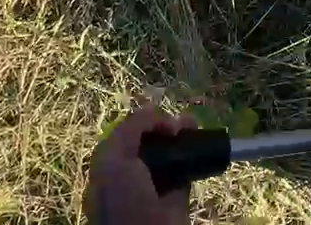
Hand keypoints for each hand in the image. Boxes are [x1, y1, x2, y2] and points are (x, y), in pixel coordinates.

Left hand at [83, 105, 196, 224]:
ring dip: (183, 134)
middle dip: (166, 125)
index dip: (143, 122)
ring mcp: (154, 185)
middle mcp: (130, 176)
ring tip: (193, 124)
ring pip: (170, 151)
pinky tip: (201, 141)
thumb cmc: (123, 200)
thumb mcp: (114, 160)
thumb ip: (130, 129)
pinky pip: (186, 167)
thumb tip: (153, 109)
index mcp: (108, 169)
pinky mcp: (177, 194)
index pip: (126, 135)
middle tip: (180, 122)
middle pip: (150, 140)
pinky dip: (195, 152)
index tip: (159, 118)